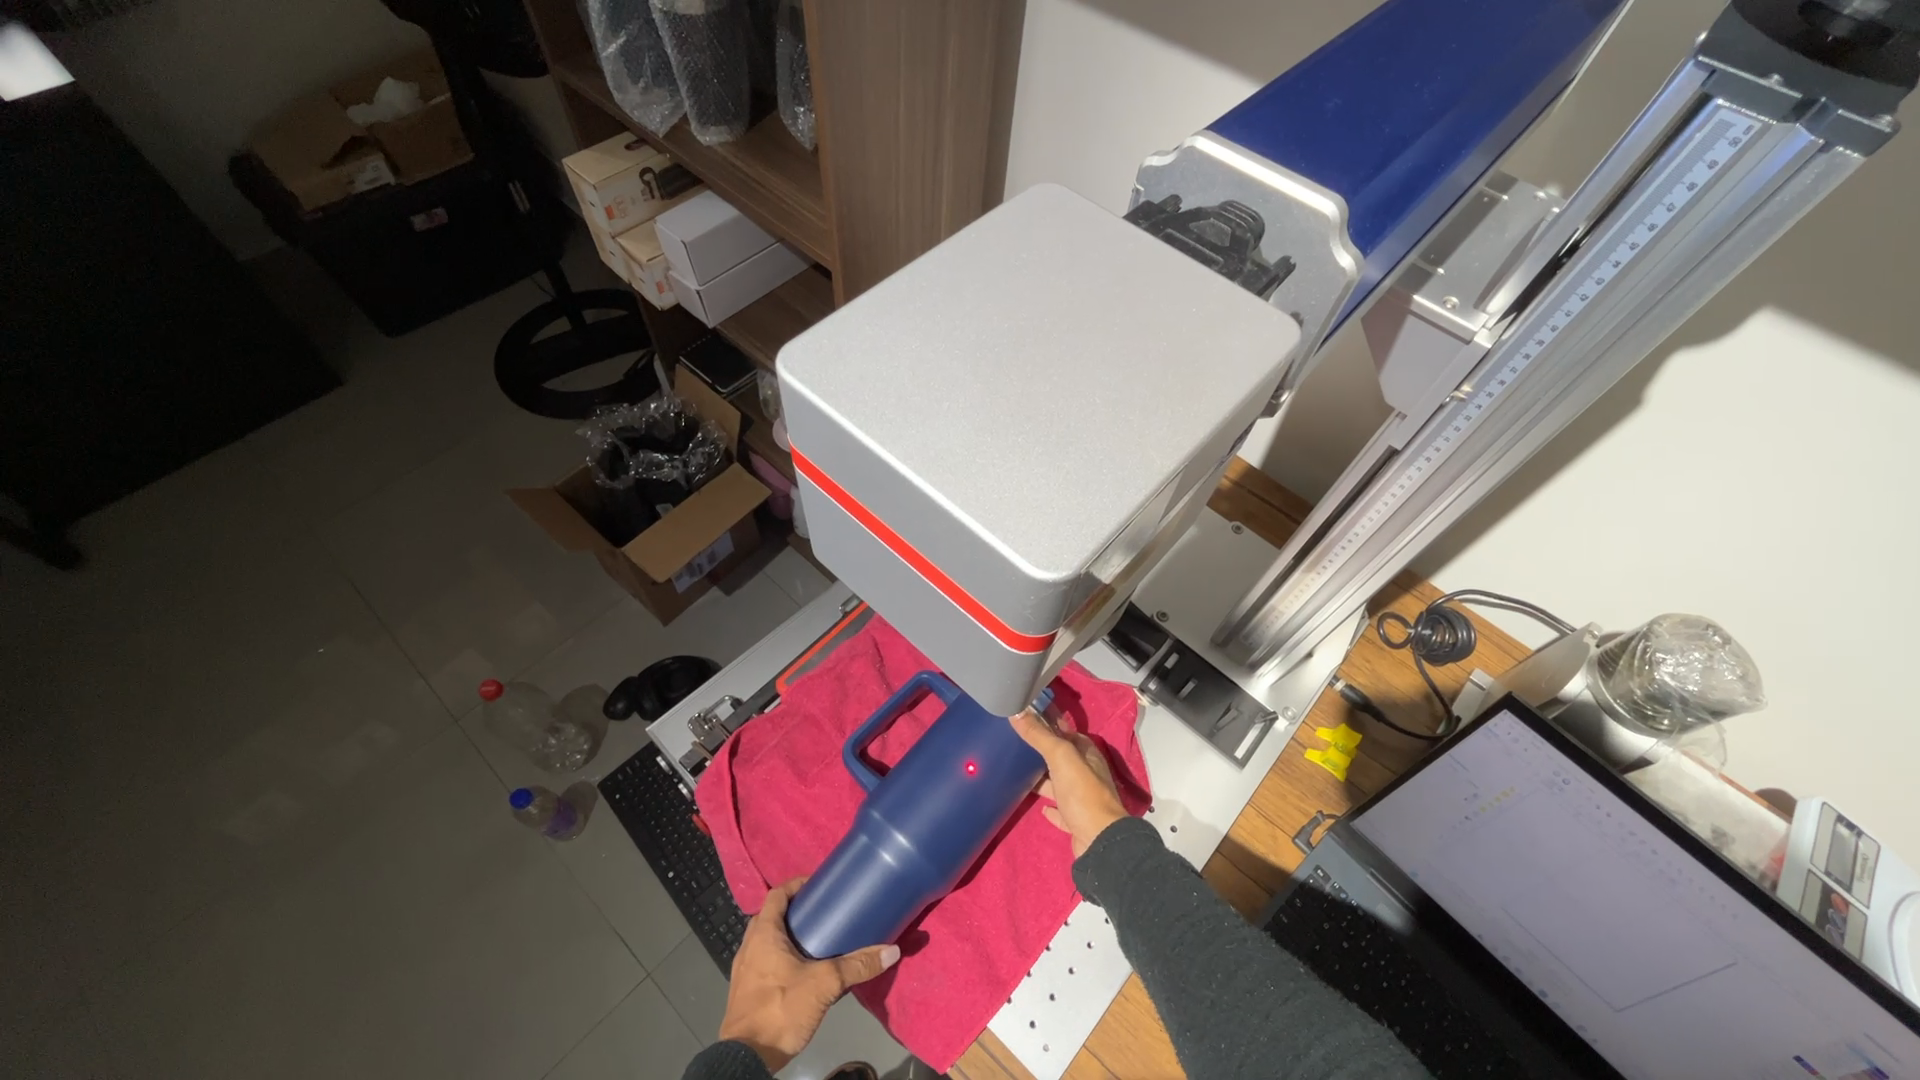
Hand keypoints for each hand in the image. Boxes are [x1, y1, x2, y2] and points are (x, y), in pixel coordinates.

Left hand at [718, 877, 900, 1071]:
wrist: (747, 1058)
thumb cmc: (781, 1008)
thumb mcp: (825, 984)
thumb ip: (857, 966)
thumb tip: (891, 951)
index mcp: (764, 934)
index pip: (777, 894)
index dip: (796, 885)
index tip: (818, 885)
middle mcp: (749, 946)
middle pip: (771, 916)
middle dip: (794, 911)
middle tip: (821, 912)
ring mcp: (744, 969)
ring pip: (766, 940)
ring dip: (787, 936)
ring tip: (815, 940)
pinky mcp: (745, 991)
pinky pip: (764, 961)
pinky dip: (781, 957)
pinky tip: (801, 971)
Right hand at [1011, 709, 1128, 856]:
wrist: (1099, 840)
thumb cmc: (1082, 793)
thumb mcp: (1060, 757)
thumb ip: (1040, 735)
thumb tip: (1017, 711)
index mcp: (1087, 755)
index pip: (1068, 732)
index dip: (1051, 723)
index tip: (1028, 717)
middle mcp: (1087, 774)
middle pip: (1063, 758)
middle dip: (1044, 751)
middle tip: (1017, 743)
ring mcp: (1083, 799)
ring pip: (1060, 784)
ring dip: (1045, 780)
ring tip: (1021, 773)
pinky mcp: (1077, 820)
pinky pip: (1061, 810)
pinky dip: (1051, 808)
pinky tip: (1040, 808)